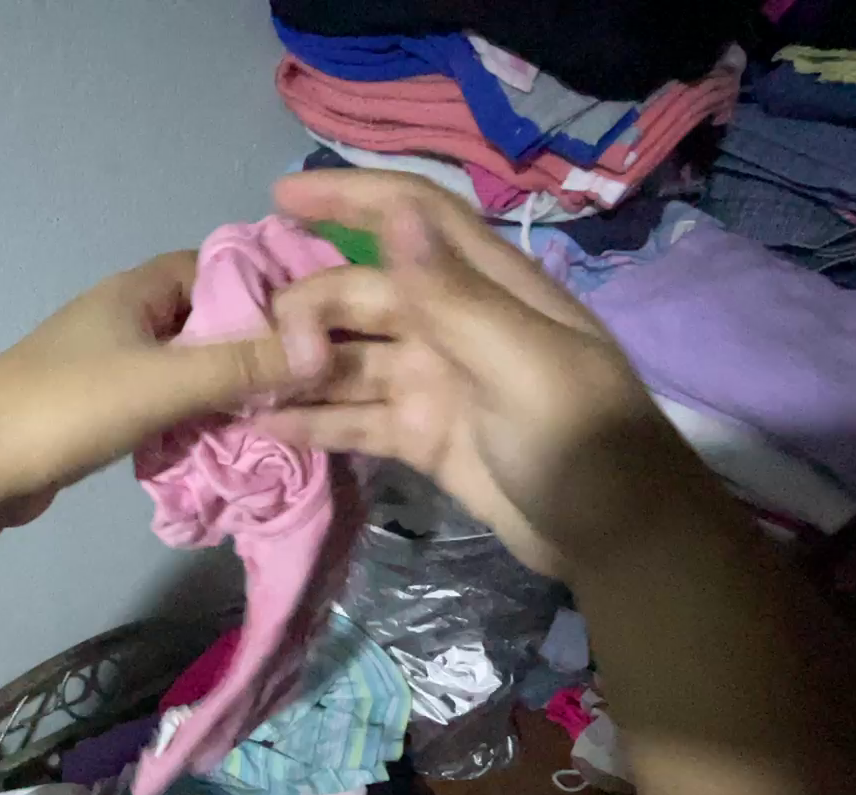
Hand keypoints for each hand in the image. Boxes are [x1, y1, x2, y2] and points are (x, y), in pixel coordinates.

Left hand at [0, 251, 310, 521]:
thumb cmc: (67, 408)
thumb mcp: (163, 383)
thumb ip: (241, 365)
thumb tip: (323, 345)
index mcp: (138, 290)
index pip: (221, 268)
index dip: (269, 290)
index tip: (317, 326)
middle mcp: (126, 315)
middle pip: (207, 320)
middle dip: (252, 349)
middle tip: (303, 381)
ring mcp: (110, 362)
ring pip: (186, 365)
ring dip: (223, 388)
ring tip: (272, 414)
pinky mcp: (101, 405)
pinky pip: (164, 399)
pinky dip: (192, 415)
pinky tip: (219, 439)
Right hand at [258, 170, 722, 578]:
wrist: (613, 537)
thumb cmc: (584, 441)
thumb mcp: (525, 363)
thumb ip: (454, 297)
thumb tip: (396, 216)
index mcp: (486, 290)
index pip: (412, 217)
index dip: (350, 196)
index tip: (279, 197)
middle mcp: (449, 327)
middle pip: (363, 297)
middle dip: (308, 309)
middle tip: (259, 344)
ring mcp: (430, 383)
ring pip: (349, 361)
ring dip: (300, 368)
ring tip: (242, 381)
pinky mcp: (418, 436)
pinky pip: (355, 420)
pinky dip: (316, 422)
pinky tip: (270, 426)